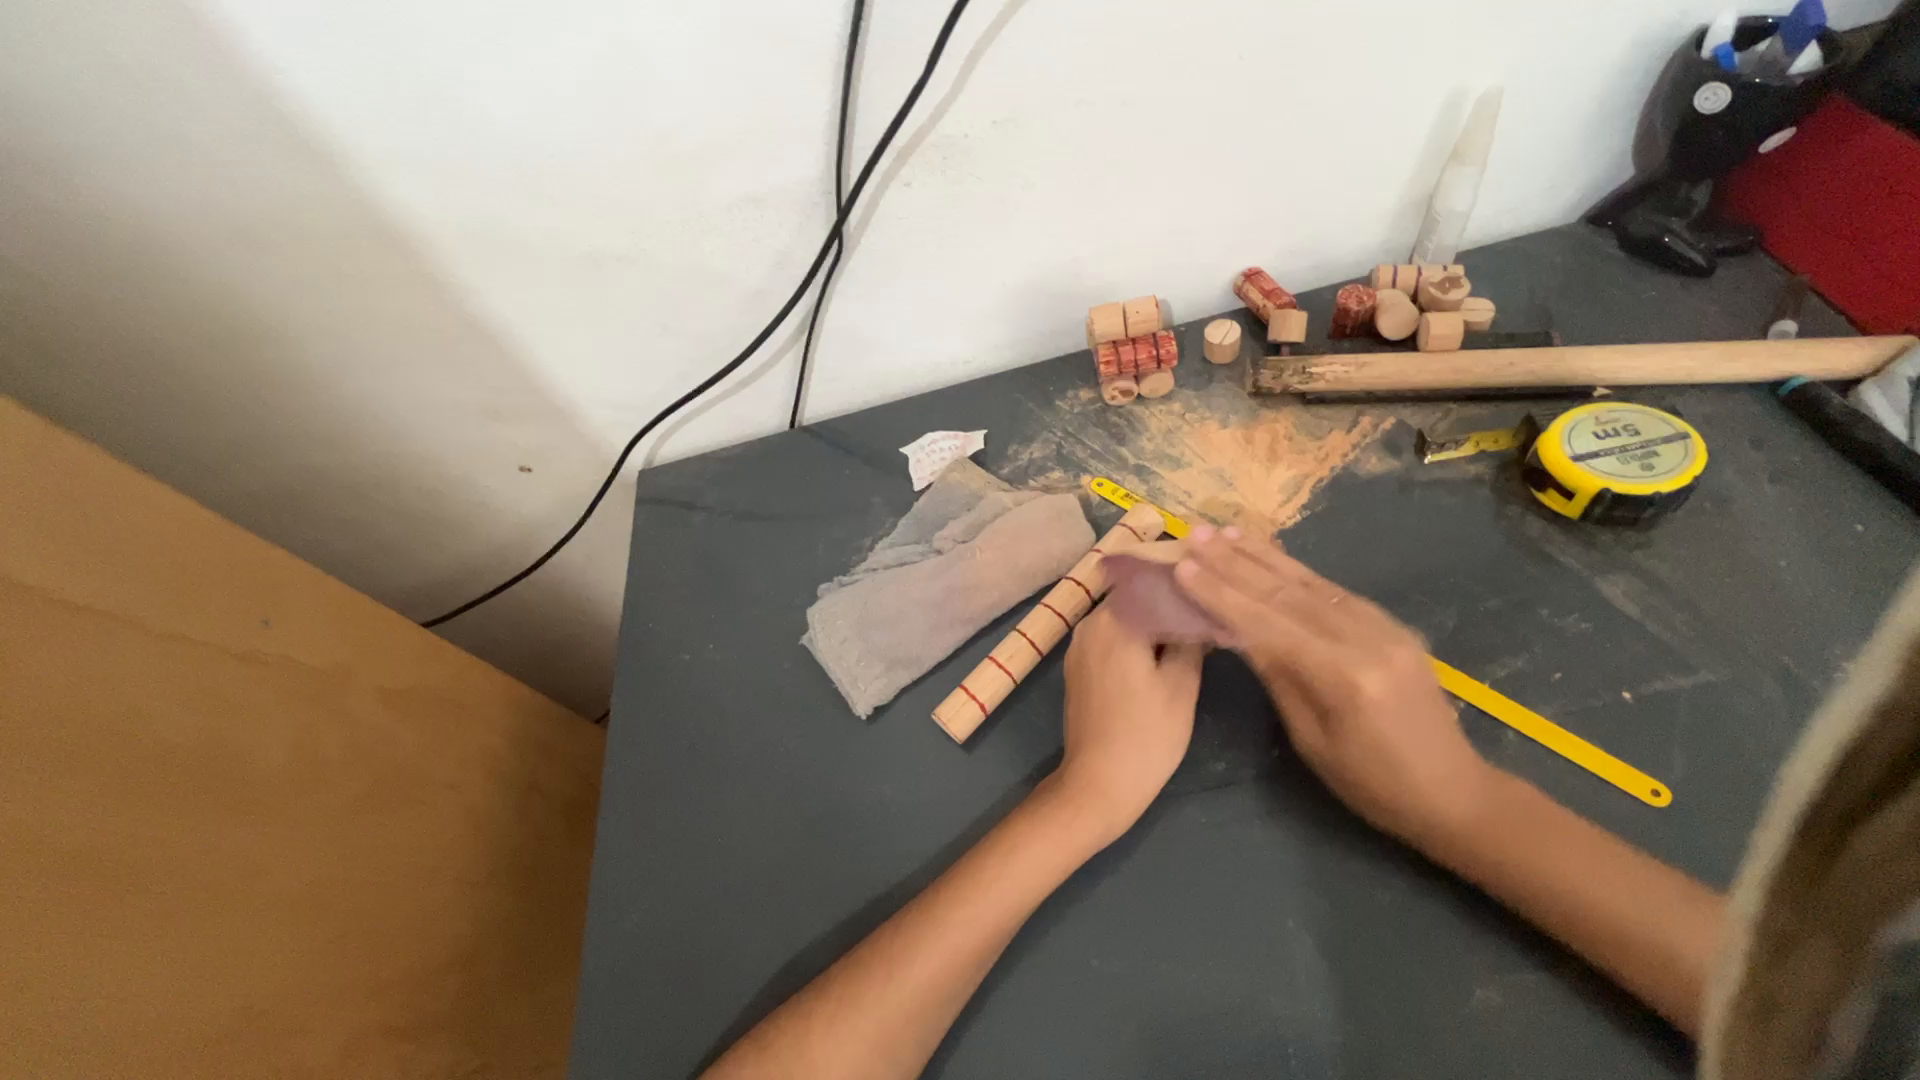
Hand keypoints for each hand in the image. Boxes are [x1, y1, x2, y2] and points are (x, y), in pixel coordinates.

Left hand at [1055, 605, 1205, 846]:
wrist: (1098, 782)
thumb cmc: (1146, 735)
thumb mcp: (1181, 685)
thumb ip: (1190, 639)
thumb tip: (1199, 611)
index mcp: (1115, 622)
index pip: (1153, 583)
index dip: (1185, 583)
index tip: (1213, 585)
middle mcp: (1089, 625)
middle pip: (1135, 598)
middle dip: (1169, 601)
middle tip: (1207, 607)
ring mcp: (1079, 647)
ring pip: (1123, 618)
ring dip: (1154, 620)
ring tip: (1192, 628)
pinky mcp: (1078, 668)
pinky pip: (1111, 638)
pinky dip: (1136, 638)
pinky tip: (1164, 650)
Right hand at [1173, 527, 1493, 845]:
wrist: (1452, 791)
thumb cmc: (1369, 782)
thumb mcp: (1310, 738)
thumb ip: (1277, 676)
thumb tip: (1237, 630)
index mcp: (1343, 676)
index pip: (1267, 623)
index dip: (1221, 593)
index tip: (1184, 566)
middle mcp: (1366, 639)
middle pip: (1286, 593)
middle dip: (1234, 563)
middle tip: (1195, 534)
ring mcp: (1385, 628)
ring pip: (1311, 584)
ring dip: (1262, 556)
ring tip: (1225, 531)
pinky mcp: (1393, 625)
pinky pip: (1334, 592)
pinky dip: (1295, 571)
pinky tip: (1270, 555)